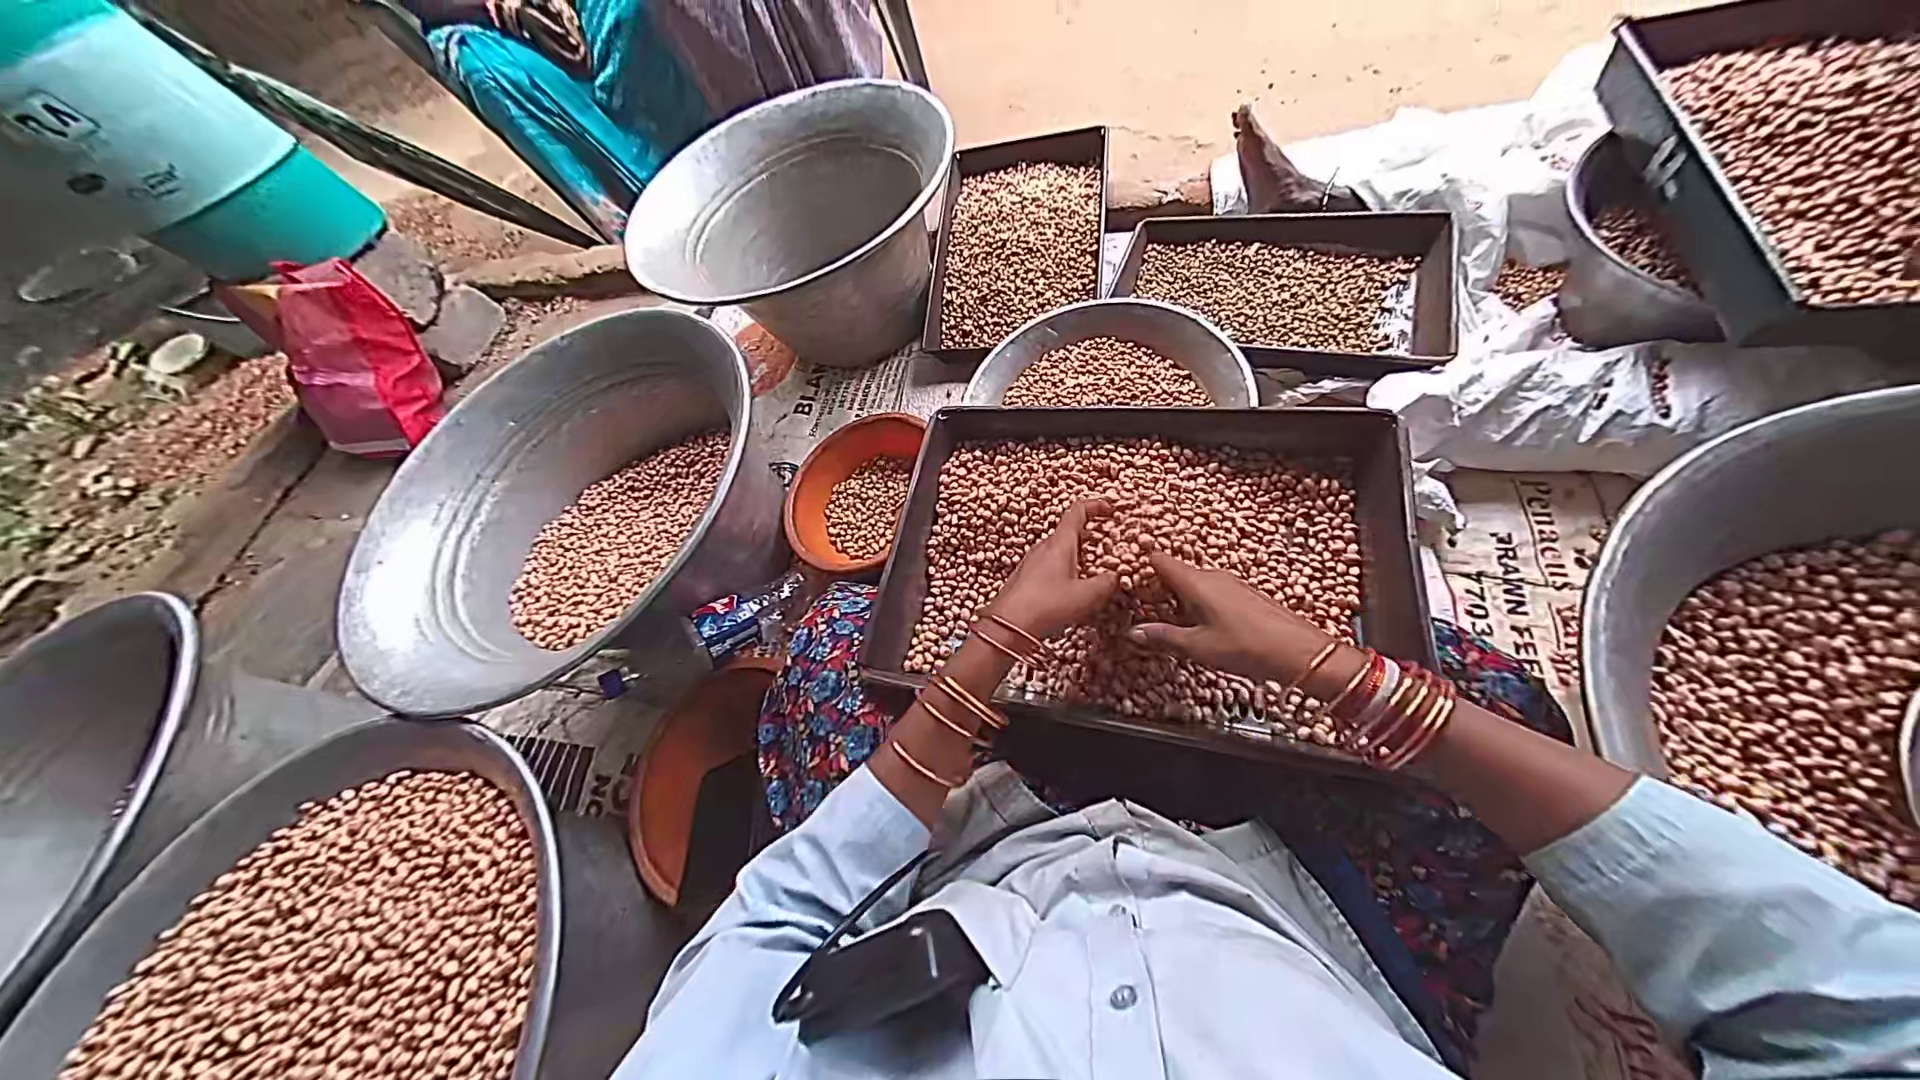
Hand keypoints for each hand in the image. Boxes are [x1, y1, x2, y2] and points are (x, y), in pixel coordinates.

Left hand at [985, 500, 1117, 639]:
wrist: (1007, 625)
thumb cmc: (1046, 605)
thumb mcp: (1086, 595)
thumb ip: (1106, 583)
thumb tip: (1115, 577)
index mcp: (1059, 543)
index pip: (1077, 511)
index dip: (1095, 505)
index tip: (1110, 508)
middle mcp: (1043, 547)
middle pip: (1068, 531)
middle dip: (1091, 535)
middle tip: (1108, 544)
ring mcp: (1031, 562)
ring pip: (1058, 549)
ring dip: (1078, 554)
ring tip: (1094, 569)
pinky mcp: (1025, 578)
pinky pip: (1049, 565)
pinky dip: (1065, 568)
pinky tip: (1071, 587)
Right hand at [1127, 550, 1334, 683]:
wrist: (1302, 653)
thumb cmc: (1247, 647)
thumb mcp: (1197, 647)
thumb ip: (1162, 637)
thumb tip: (1133, 633)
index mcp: (1195, 582)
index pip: (1159, 560)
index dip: (1139, 564)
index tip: (1123, 575)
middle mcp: (1212, 576)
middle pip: (1174, 572)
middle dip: (1154, 588)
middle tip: (1136, 607)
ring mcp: (1231, 584)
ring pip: (1193, 584)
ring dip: (1176, 599)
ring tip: (1162, 622)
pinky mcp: (1245, 596)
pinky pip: (1211, 593)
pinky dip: (1196, 605)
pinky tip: (1196, 627)